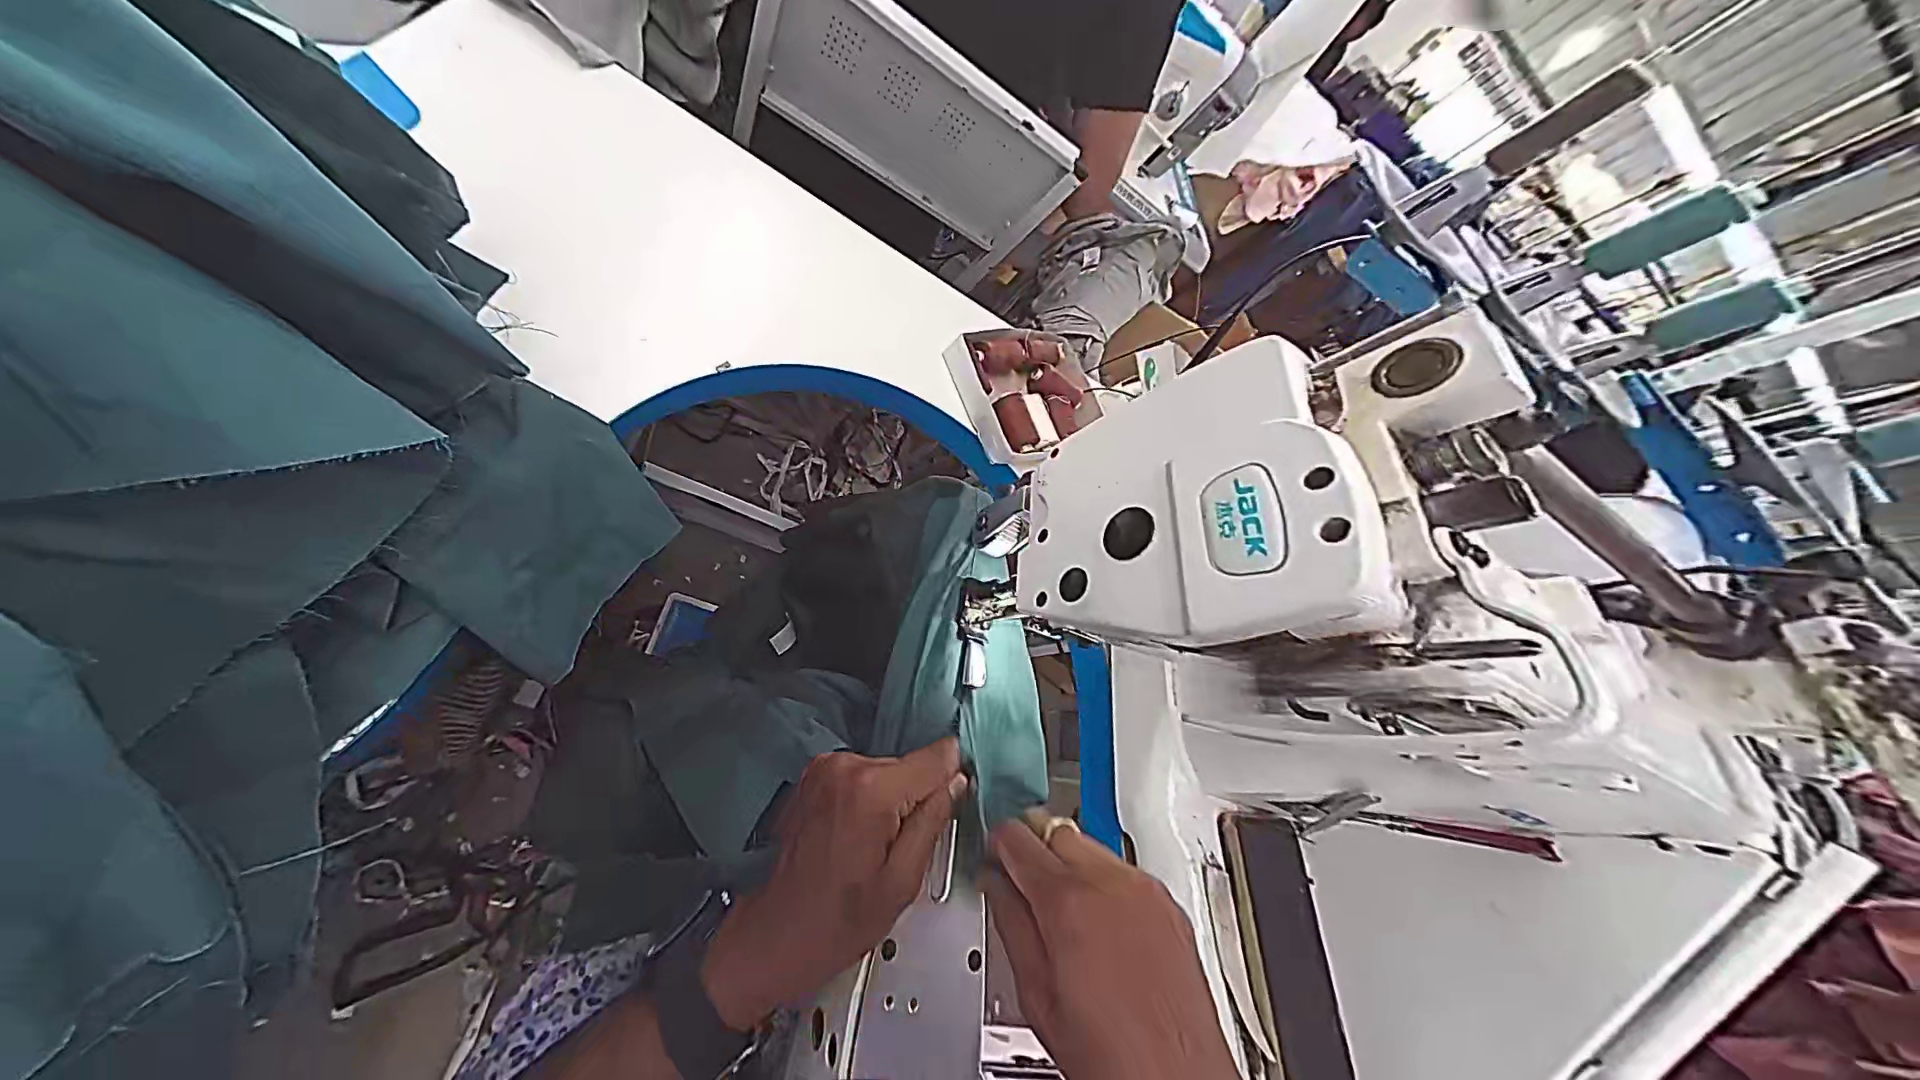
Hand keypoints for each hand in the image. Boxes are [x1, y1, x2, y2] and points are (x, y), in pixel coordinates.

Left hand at [700, 738, 966, 1029]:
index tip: (951, 806)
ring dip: (890, 800)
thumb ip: (934, 821)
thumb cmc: (832, 922)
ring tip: (872, 846)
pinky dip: (866, 799)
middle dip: (917, 798)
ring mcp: (824, 767)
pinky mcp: (813, 774)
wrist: (770, 935)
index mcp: (871, 789)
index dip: (952, 780)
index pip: (938, 757)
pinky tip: (854, 837)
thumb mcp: (901, 881)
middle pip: (911, 765)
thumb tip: (956, 783)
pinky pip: (862, 775)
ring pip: (888, 771)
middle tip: (901, 845)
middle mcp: (844, 765)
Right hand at [984, 816, 1238, 1079]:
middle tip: (1019, 872)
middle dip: (1033, 845)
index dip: (998, 842)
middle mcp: (1109, 883)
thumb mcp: (1036, 993)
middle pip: (1055, 829)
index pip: (1018, 839)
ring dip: (1068, 859)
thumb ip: (1010, 923)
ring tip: (1059, 904)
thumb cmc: (1113, 1055)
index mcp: (1067, 902)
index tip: (993, 850)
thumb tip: (995, 885)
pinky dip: (1103, 879)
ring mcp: (1143, 889)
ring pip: (1090, 844)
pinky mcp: (1168, 902)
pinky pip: (1123, 869)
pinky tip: (1097, 918)